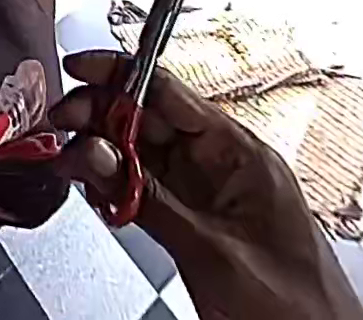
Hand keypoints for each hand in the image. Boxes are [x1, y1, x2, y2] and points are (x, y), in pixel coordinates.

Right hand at [48, 51, 361, 319]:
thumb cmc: (300, 316)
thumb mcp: (217, 255)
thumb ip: (148, 200)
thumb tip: (90, 152)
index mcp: (238, 154)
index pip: (167, 91)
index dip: (118, 73)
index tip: (77, 67)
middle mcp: (215, 162)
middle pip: (141, 115)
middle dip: (97, 114)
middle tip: (62, 124)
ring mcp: (197, 187)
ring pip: (131, 145)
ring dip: (95, 149)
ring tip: (69, 162)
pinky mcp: (182, 212)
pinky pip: (132, 178)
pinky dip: (106, 179)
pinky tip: (91, 187)